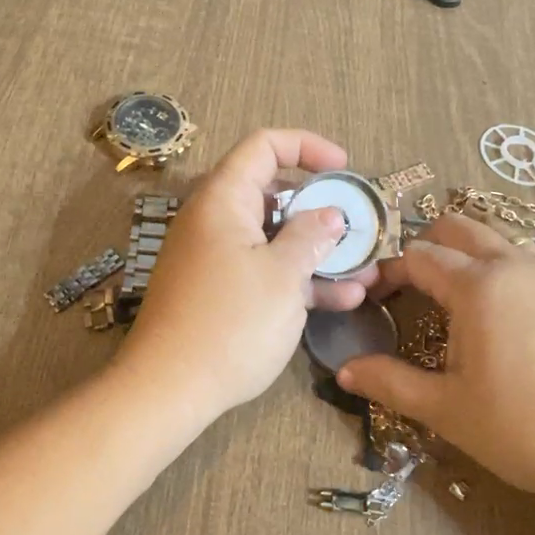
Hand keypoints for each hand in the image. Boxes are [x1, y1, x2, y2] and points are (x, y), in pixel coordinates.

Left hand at [115, 129, 379, 419]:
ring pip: (273, 238)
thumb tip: (329, 214)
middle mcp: (214, 219)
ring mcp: (214, 257)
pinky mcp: (217, 291)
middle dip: (321, 209)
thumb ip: (310, 237)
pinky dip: (296, 278)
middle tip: (358, 228)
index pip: (264, 146)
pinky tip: (342, 300)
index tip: (345, 168)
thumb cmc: (230, 323)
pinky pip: (261, 270)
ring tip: (365, 273)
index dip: (307, 146)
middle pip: (272, 193)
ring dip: (318, 252)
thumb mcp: (282, 275)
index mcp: (222, 199)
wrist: (168, 388)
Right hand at [336, 214, 534, 526]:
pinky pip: (527, 263)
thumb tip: (343, 371)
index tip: (370, 297)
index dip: (386, 271)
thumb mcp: (447, 410)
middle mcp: (516, 266)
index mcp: (478, 286)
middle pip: (459, 228)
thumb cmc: (527, 432)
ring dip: (465, 254)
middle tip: (405, 286)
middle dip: (425, 246)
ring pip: (497, 241)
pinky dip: (499, 270)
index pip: (417, 256)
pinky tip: (498, 317)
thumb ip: (389, 382)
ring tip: (448, 298)